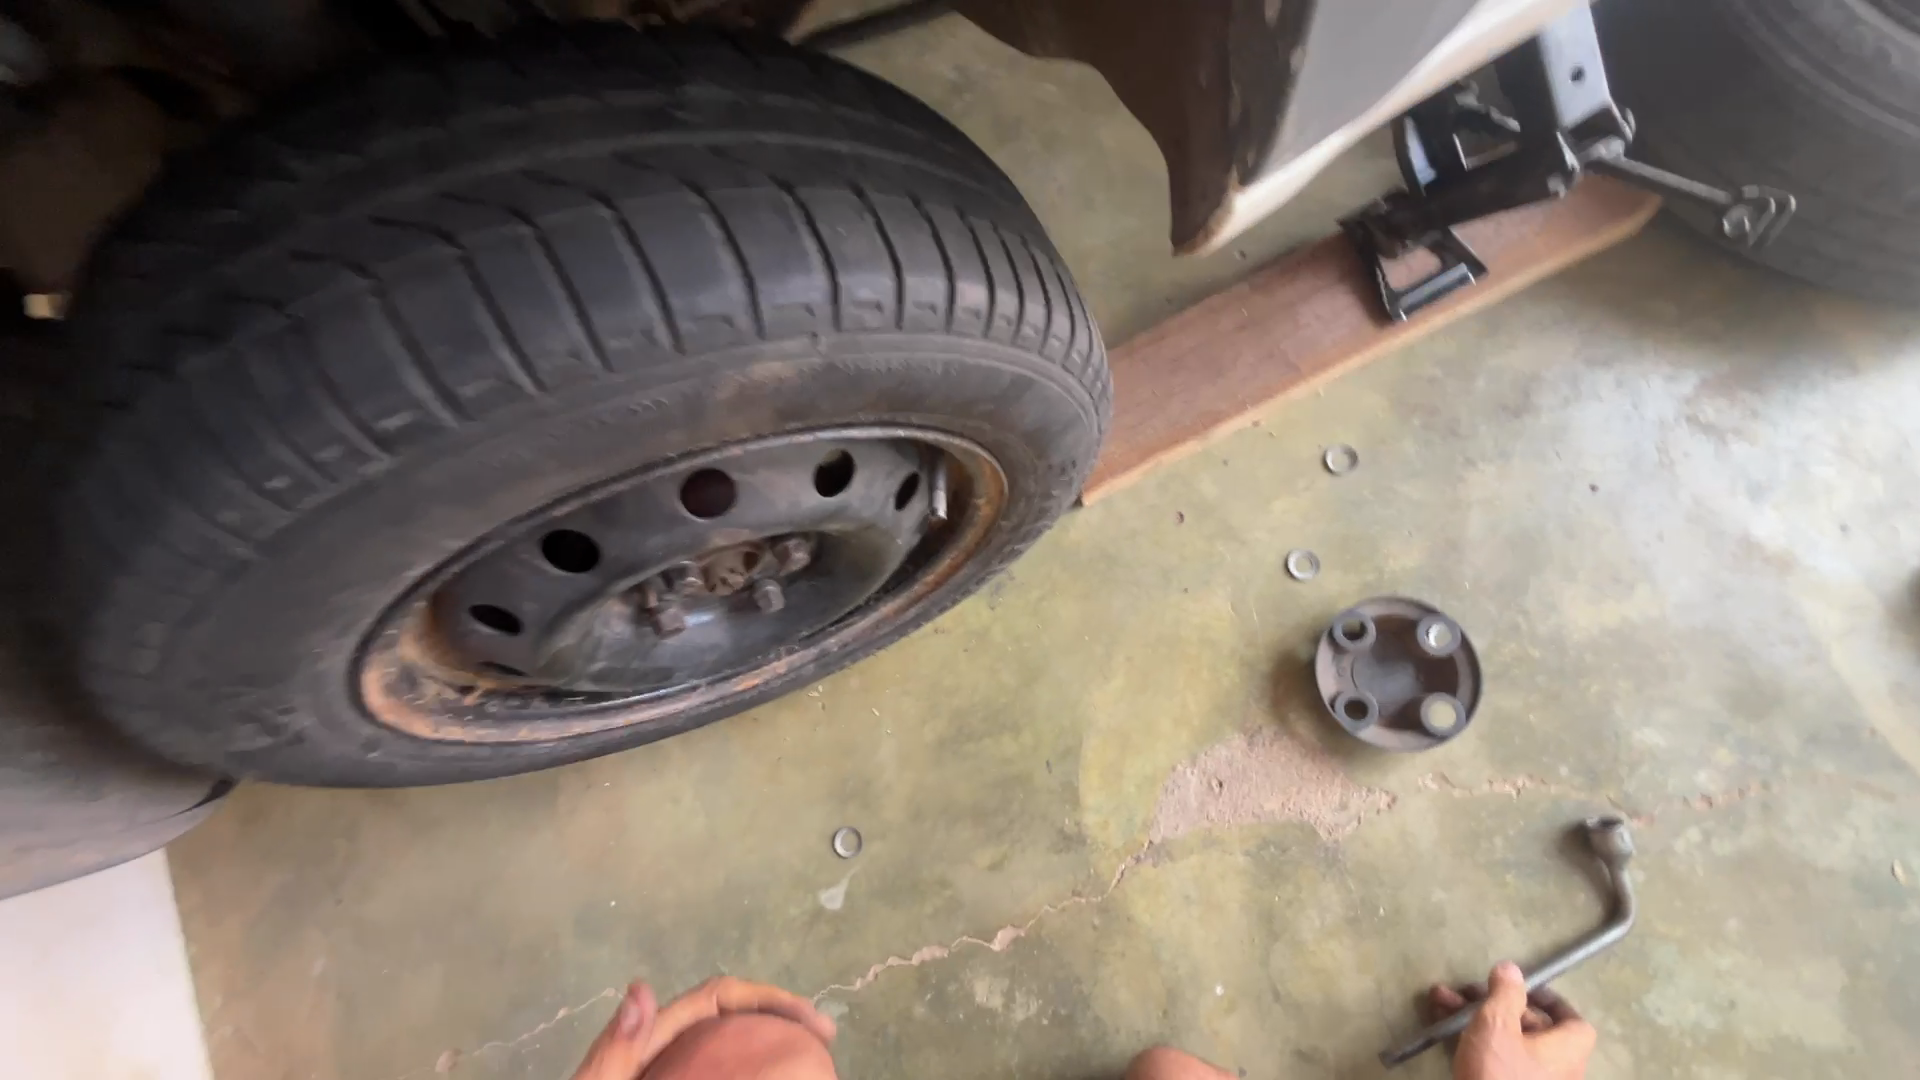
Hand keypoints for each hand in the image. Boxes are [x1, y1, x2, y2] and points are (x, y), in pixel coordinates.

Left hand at [569, 976, 837, 1079]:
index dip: (770, 1000)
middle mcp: (660, 1056)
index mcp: (644, 1044)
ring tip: (807, 1062)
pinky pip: (722, 1074)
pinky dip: (750, 1073)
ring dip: (768, 1049)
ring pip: (728, 1055)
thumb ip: (611, 1057)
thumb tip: (642, 988)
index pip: (716, 999)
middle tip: (824, 1041)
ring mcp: (670, 1075)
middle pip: (730, 1021)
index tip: (813, 1024)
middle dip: (780, 1020)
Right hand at [1429, 962, 1595, 1079]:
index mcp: (1564, 1053)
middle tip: (1466, 990)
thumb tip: (1513, 969)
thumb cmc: (1498, 1072)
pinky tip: (1444, 1025)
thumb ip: (1505, 994)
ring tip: (1441, 1000)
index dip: (1551, 1001)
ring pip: (1509, 1038)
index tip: (1520, 987)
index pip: (1576, 1024)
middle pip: (1534, 1026)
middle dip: (1495, 1001)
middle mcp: (1558, 1070)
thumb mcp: (1496, 1025)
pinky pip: (1498, 1055)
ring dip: (1476, 1015)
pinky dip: (1476, 1038)